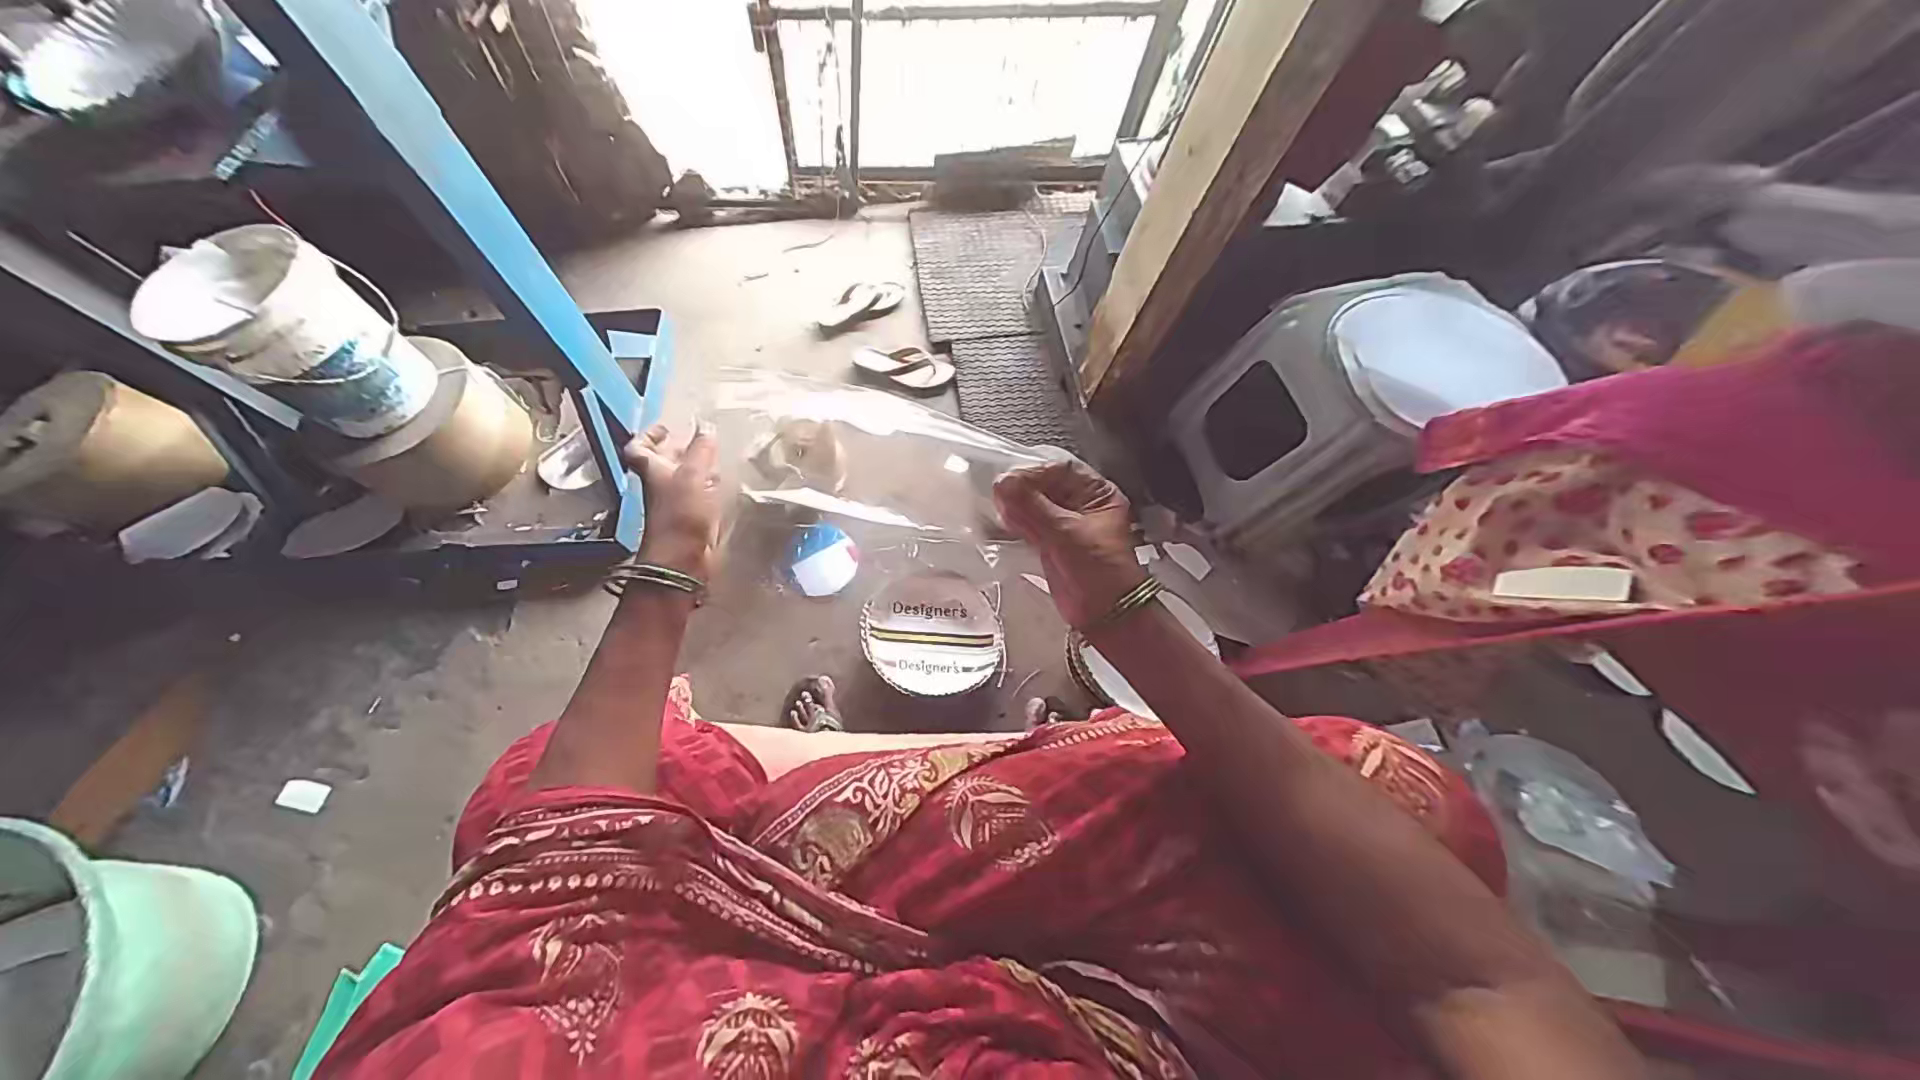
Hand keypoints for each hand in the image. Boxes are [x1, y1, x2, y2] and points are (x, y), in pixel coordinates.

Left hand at [625, 422, 721, 583]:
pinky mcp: (695, 519)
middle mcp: (662, 485)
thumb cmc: (681, 514)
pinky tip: (725, 484)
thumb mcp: (692, 475)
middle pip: (665, 462)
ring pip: (685, 479)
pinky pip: (701, 496)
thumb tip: (707, 427)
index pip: (639, 448)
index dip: (648, 435)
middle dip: (681, 448)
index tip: (667, 428)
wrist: (684, 560)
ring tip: (718, 457)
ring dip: (699, 467)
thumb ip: (701, 450)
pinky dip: (711, 487)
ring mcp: (678, 504)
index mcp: (654, 471)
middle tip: (702, 439)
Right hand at [993, 460, 1144, 627]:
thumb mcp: (1066, 534)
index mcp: (1098, 494)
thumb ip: (1033, 508)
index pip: (1060, 468)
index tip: (1010, 481)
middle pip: (1043, 486)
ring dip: (1014, 509)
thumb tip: (1005, 484)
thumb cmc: (1102, 573)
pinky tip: (999, 528)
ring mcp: (1065, 526)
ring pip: (1032, 506)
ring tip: (999, 513)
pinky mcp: (1050, 545)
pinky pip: (1027, 527)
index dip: (1033, 472)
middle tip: (999, 496)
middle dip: (1020, 491)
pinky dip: (1013, 526)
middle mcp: (1082, 506)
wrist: (1105, 615)